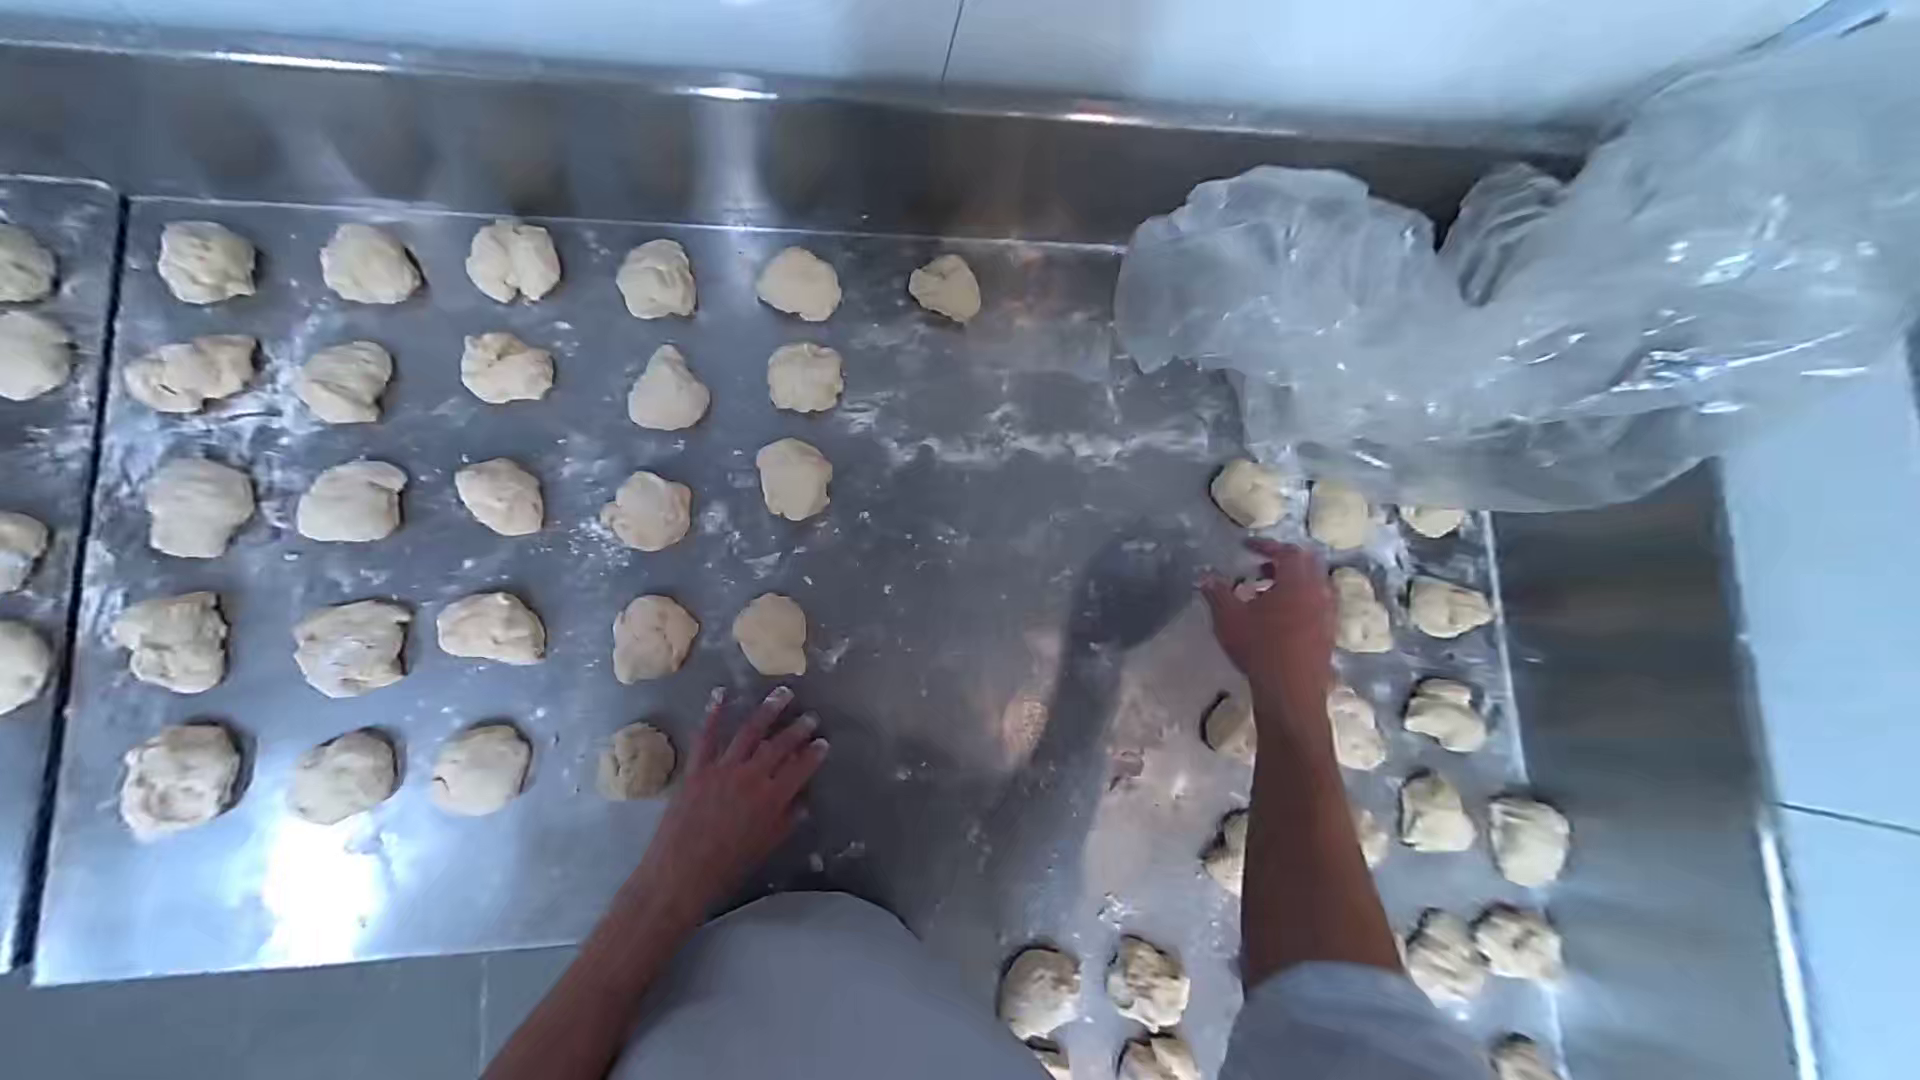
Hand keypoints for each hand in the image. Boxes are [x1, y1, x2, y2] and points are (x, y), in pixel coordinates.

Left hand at [631, 686, 828, 918]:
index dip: (815, 753)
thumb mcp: (766, 846)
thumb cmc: (727, 866)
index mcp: (772, 798)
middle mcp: (751, 777)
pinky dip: (713, 713)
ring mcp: (722, 769)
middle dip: (798, 729)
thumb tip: (803, 800)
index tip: (824, 742)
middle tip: (811, 717)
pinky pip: (706, 737)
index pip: (801, 768)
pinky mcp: (697, 769)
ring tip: (783, 694)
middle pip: (780, 745)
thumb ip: (787, 820)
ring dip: (768, 711)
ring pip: (750, 732)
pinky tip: (721, 693)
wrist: (679, 875)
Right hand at [1201, 539, 1334, 692]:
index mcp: (1297, 581)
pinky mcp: (1329, 634)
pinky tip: (1278, 618)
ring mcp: (1328, 614)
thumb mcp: (1228, 617)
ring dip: (1291, 583)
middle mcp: (1319, 592)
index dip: (1266, 545)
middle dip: (1282, 562)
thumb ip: (1216, 592)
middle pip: (1306, 564)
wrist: (1290, 690)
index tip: (1247, 546)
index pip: (1287, 551)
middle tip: (1259, 568)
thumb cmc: (1259, 647)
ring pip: (1313, 586)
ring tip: (1265, 593)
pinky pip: (1316, 606)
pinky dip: (1299, 601)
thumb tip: (1205, 575)